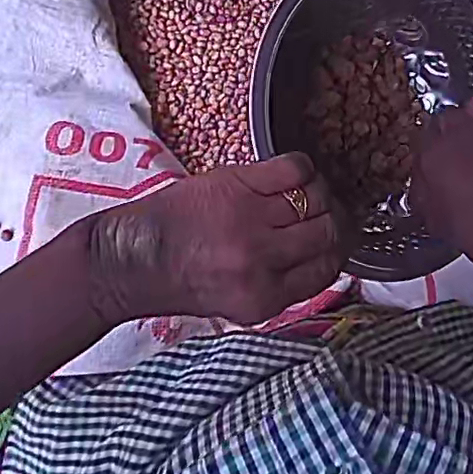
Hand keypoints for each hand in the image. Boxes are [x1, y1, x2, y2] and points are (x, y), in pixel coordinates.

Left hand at [82, 153, 343, 325]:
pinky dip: (303, 168)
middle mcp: (263, 261)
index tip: (336, 238)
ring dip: (320, 193)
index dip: (338, 249)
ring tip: (307, 193)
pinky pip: (294, 168)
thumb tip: (327, 254)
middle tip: (328, 211)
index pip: (328, 268)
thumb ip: (285, 286)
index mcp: (266, 299)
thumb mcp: (241, 305)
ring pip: (316, 197)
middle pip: (328, 229)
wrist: (134, 257)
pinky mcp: (238, 184)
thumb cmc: (184, 280)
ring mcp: (251, 220)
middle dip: (335, 219)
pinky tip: (293, 175)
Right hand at [409, 97, 472, 310]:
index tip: (435, 159)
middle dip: (451, 132)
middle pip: (447, 116)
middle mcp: (458, 132)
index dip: (430, 149)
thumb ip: (421, 191)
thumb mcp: (434, 219)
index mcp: (432, 152)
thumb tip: (421, 180)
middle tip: (459, 151)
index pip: (422, 136)